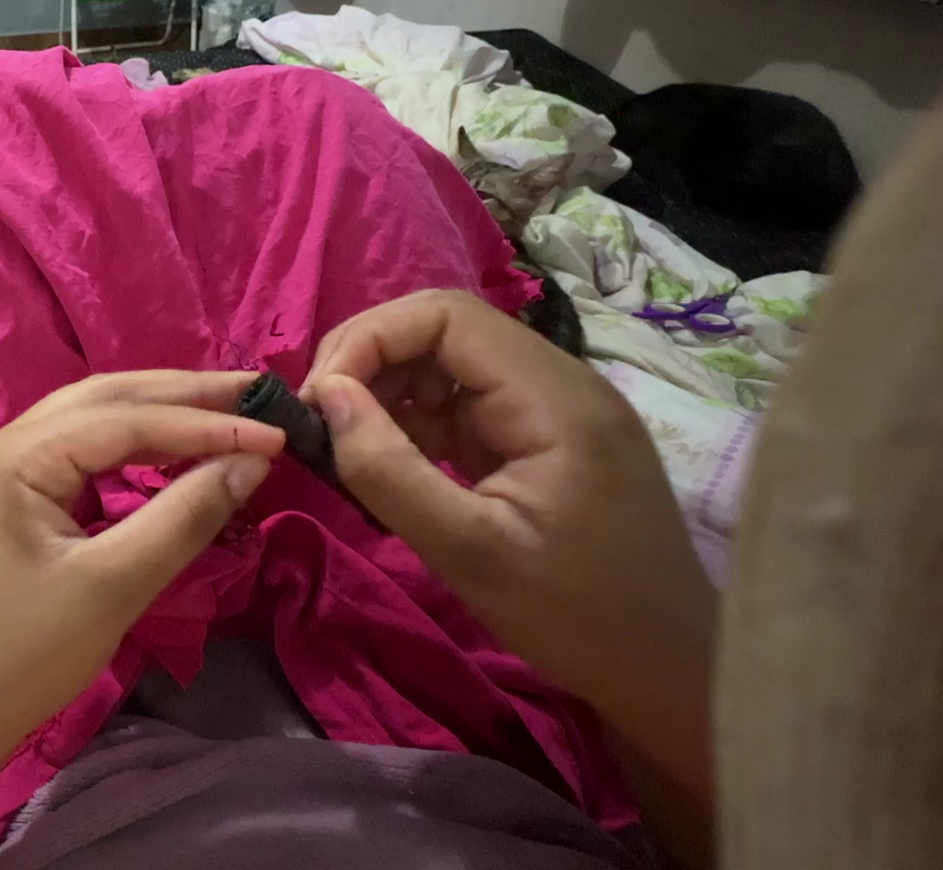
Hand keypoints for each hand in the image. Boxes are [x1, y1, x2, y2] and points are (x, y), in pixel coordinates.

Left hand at [0, 370, 284, 748]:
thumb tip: (253, 462)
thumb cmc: (29, 652)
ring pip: (92, 416)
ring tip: (225, 408)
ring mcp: (5, 463)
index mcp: (14, 455)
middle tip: (254, 391)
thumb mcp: (115, 585)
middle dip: (182, 394)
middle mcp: (4, 442)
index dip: (202, 424)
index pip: (122, 420)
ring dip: (159, 410)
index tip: (274, 434)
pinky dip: (133, 441)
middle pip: (104, 398)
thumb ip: (184, 516)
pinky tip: (171, 444)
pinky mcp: (16, 489)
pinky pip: (82, 447)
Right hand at [302, 290, 715, 805]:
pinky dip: (402, 416)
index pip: (445, 316)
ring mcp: (541, 405)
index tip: (321, 400)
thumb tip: (325, 396)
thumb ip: (387, 470)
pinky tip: (382, 457)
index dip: (368, 340)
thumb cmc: (576, 616)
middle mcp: (553, 381)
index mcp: (554, 397)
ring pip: (437, 358)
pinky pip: (449, 398)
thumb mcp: (467, 551)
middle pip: (438, 326)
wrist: (667, 671)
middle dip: (365, 357)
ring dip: (378, 386)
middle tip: (320, 415)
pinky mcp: (526, 433)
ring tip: (344, 440)